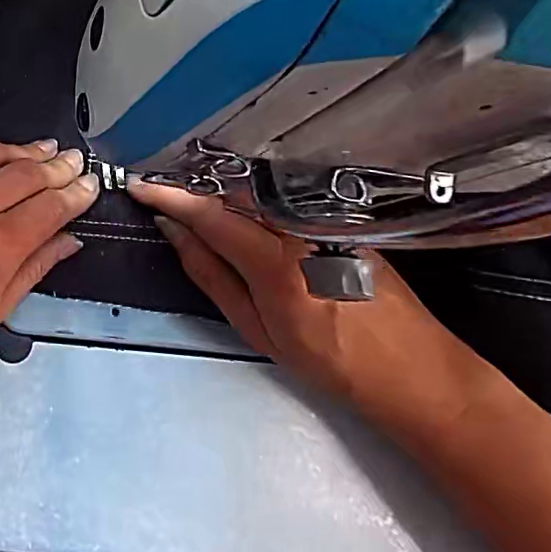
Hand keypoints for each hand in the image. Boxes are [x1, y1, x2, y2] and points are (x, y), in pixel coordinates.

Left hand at [0, 139, 96, 416]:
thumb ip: (34, 269)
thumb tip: (66, 243)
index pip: (51, 207)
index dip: (77, 193)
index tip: (90, 186)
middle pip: (29, 174)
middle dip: (60, 165)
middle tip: (76, 162)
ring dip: (28, 149)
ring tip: (48, 149)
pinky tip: (2, 152)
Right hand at [131, 180, 507, 436]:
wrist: (409, 364)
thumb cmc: (329, 359)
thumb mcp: (258, 329)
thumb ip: (211, 275)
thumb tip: (175, 234)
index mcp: (274, 259)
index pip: (207, 213)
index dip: (169, 197)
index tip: (141, 187)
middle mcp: (297, 224)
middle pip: (230, 192)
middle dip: (194, 191)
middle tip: (165, 200)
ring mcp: (320, 213)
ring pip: (254, 190)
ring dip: (220, 192)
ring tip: (196, 205)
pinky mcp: (335, 210)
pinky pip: (279, 194)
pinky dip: (249, 197)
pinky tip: (240, 210)